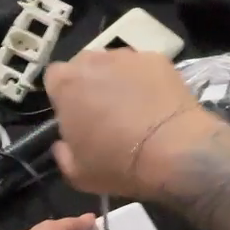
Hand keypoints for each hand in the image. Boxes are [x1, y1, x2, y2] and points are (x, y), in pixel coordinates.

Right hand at [43, 50, 223, 197]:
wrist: (174, 151)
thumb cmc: (119, 163)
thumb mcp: (77, 174)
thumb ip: (62, 153)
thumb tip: (64, 143)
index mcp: (66, 83)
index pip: (54, 80)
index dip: (65, 99)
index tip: (77, 118)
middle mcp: (93, 60)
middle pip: (85, 67)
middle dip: (91, 86)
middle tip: (106, 114)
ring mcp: (128, 56)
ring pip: (115, 65)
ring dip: (119, 81)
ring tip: (136, 109)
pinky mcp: (159, 59)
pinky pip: (144, 68)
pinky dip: (147, 82)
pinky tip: (157, 104)